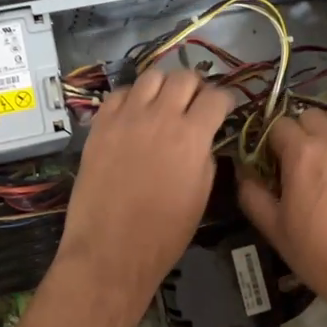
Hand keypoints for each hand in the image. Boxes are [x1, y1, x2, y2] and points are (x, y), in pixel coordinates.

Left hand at [60, 68, 234, 302]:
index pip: (217, 97)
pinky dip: (133, 97)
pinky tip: (135, 113)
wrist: (110, 250)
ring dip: (165, 85)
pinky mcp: (100, 124)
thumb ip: (205, 157)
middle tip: (195, 103)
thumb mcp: (201, 195)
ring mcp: (126, 117)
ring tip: (164, 102)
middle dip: (197, 87)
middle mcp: (160, 116)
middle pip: (184, 77)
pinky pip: (119, 93)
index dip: (226, 100)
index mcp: (191, 136)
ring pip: (151, 76)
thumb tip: (203, 139)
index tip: (225, 108)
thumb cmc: (164, 233)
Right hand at [238, 106, 326, 307]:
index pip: (278, 125)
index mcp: (300, 154)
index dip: (274, 142)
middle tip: (303, 160)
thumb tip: (243, 170)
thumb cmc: (319, 255)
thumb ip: (252, 194)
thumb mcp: (274, 229)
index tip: (276, 161)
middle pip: (309, 114)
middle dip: (301, 133)